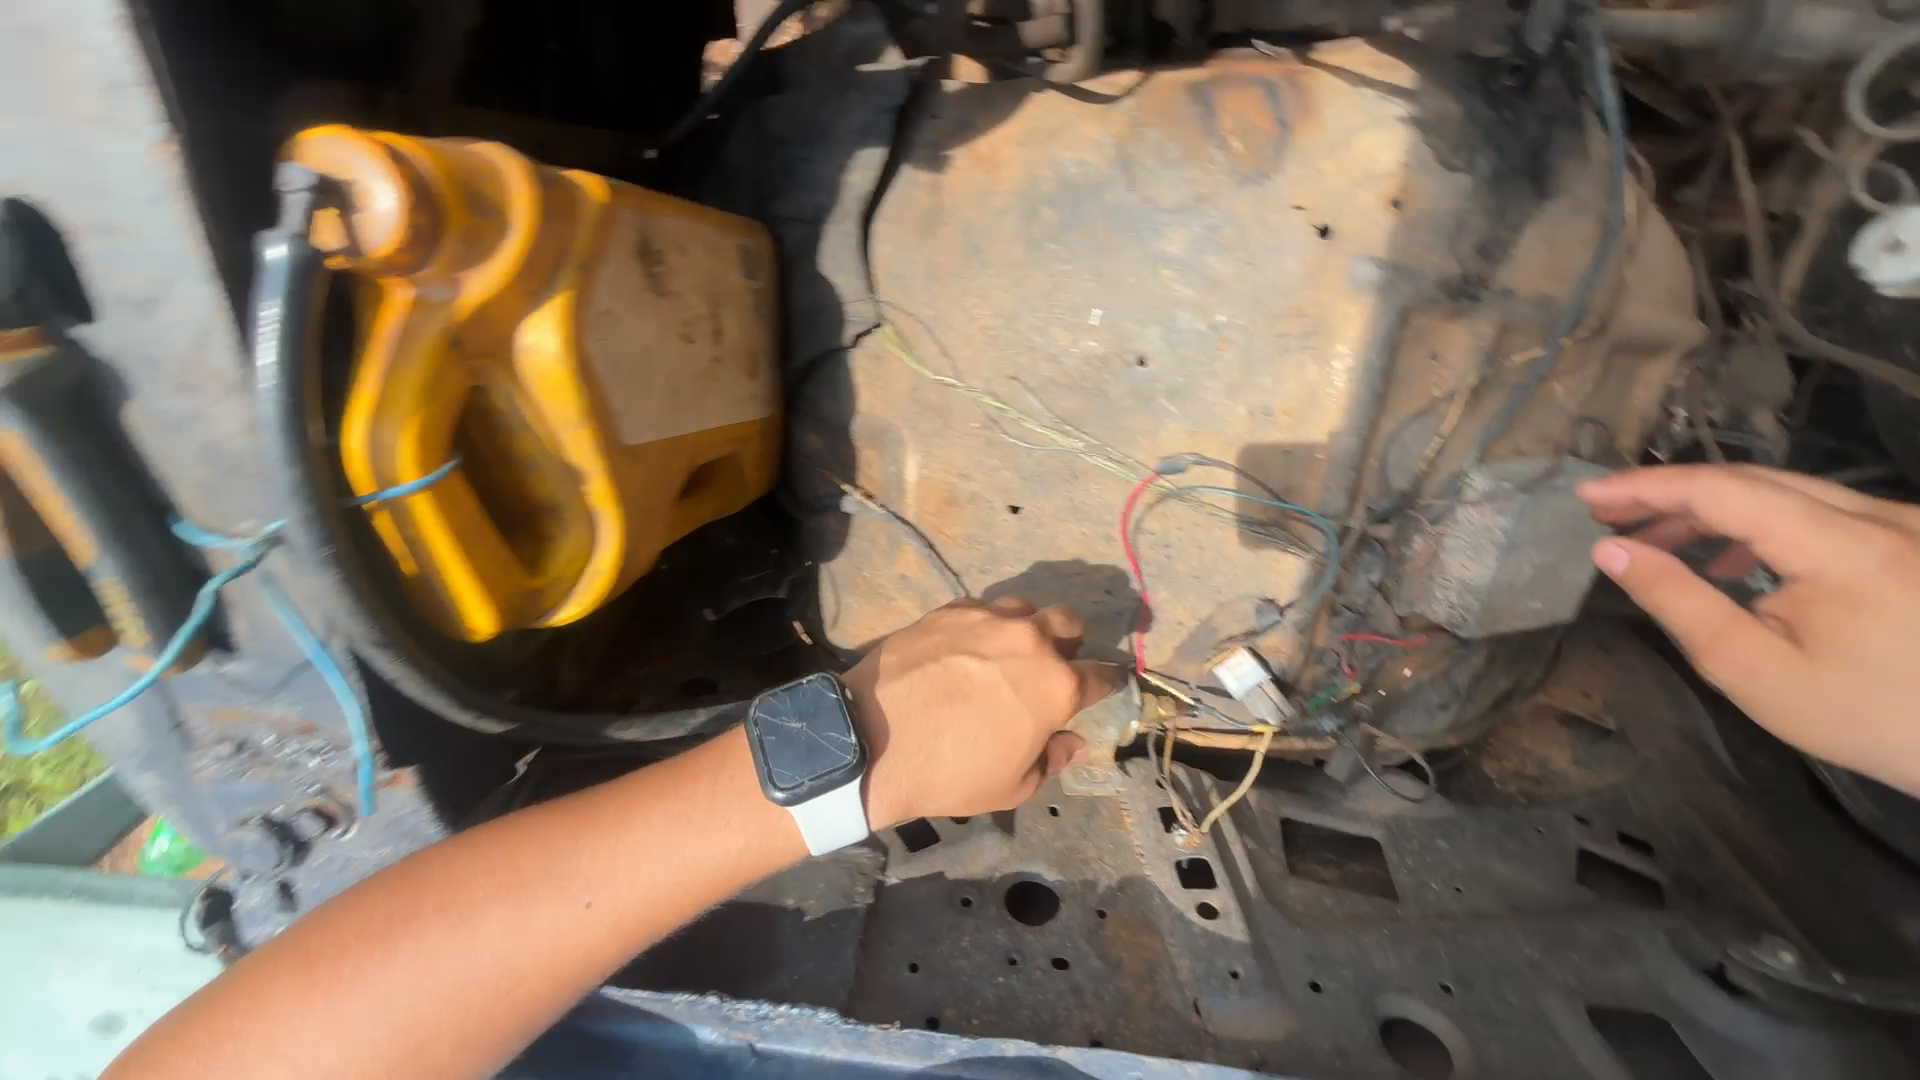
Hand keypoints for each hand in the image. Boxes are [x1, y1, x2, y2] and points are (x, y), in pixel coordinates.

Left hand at [843, 596, 1116, 829]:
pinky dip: (984, 624)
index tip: (1098, 688)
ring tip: (1006, 651)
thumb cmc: (950, 773)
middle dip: (1069, 641)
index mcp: (1057, 685)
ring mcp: (989, 618)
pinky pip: (981, 607)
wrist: (872, 738)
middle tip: (1051, 665)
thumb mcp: (1012, 786)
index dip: (1103, 684)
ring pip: (1025, 607)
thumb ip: (1053, 759)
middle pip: (1069, 621)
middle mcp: (1031, 640)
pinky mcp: (950, 608)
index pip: (1101, 675)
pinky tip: (965, 647)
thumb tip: (1074, 742)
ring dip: (1026, 627)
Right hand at [1578, 464, 1919, 795]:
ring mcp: (1910, 526)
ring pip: (1786, 491)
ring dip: (1709, 508)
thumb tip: (1609, 549)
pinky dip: (1756, 523)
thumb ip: (1674, 599)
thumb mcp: (1746, 665)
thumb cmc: (1862, 713)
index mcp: (1844, 548)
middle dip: (1670, 492)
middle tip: (1605, 511)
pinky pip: (1819, 511)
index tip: (1585, 493)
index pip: (1723, 491)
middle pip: (1754, 481)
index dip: (1647, 486)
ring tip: (1650, 536)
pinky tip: (1726, 557)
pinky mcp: (1916, 541)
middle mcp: (1886, 518)